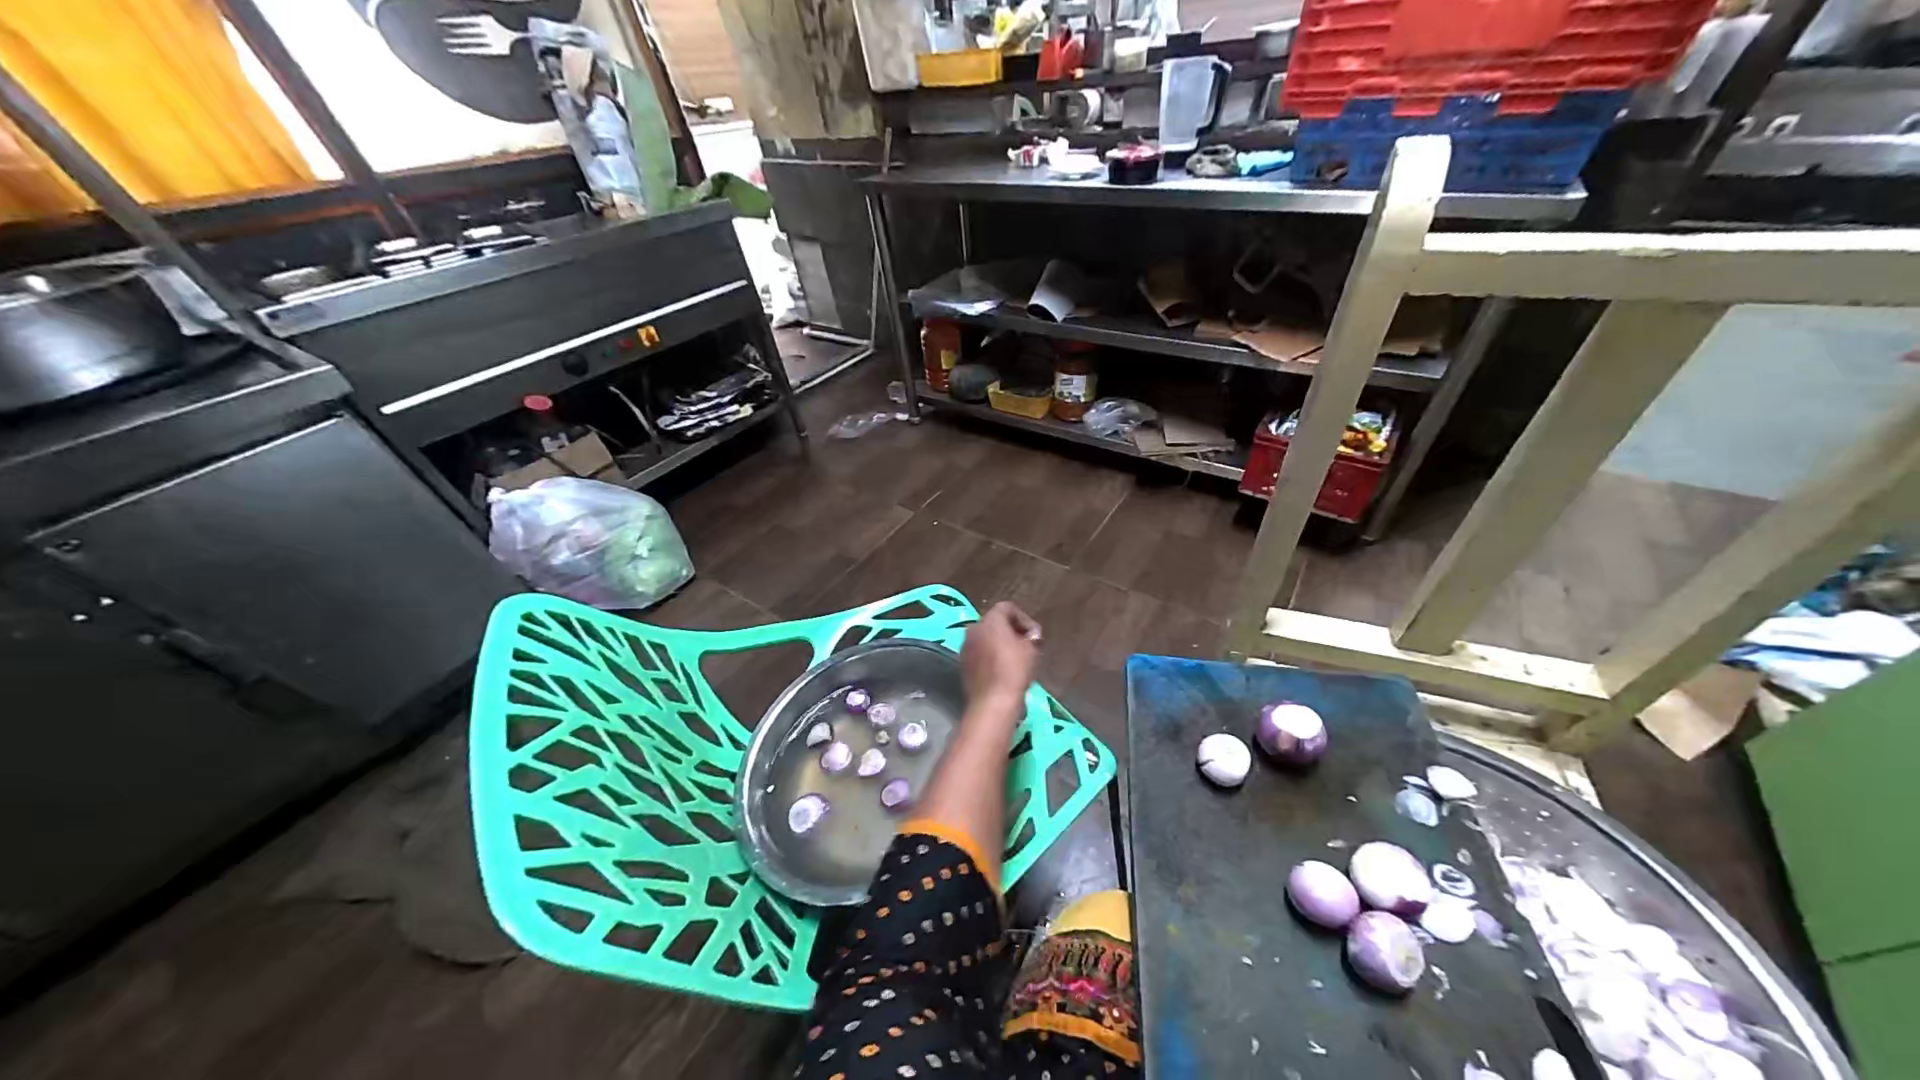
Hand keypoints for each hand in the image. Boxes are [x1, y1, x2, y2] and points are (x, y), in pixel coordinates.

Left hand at [961, 602, 1040, 709]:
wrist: (992, 701)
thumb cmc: (1014, 670)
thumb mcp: (1031, 649)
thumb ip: (1031, 636)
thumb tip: (1030, 636)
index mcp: (990, 620)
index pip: (1007, 607)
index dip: (1024, 618)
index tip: (1034, 635)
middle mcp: (973, 628)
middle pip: (995, 622)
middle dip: (1012, 631)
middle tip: (1027, 644)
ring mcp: (965, 646)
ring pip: (986, 638)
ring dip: (1000, 643)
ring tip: (1016, 658)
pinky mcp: (963, 663)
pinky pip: (979, 652)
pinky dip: (990, 656)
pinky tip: (1002, 669)